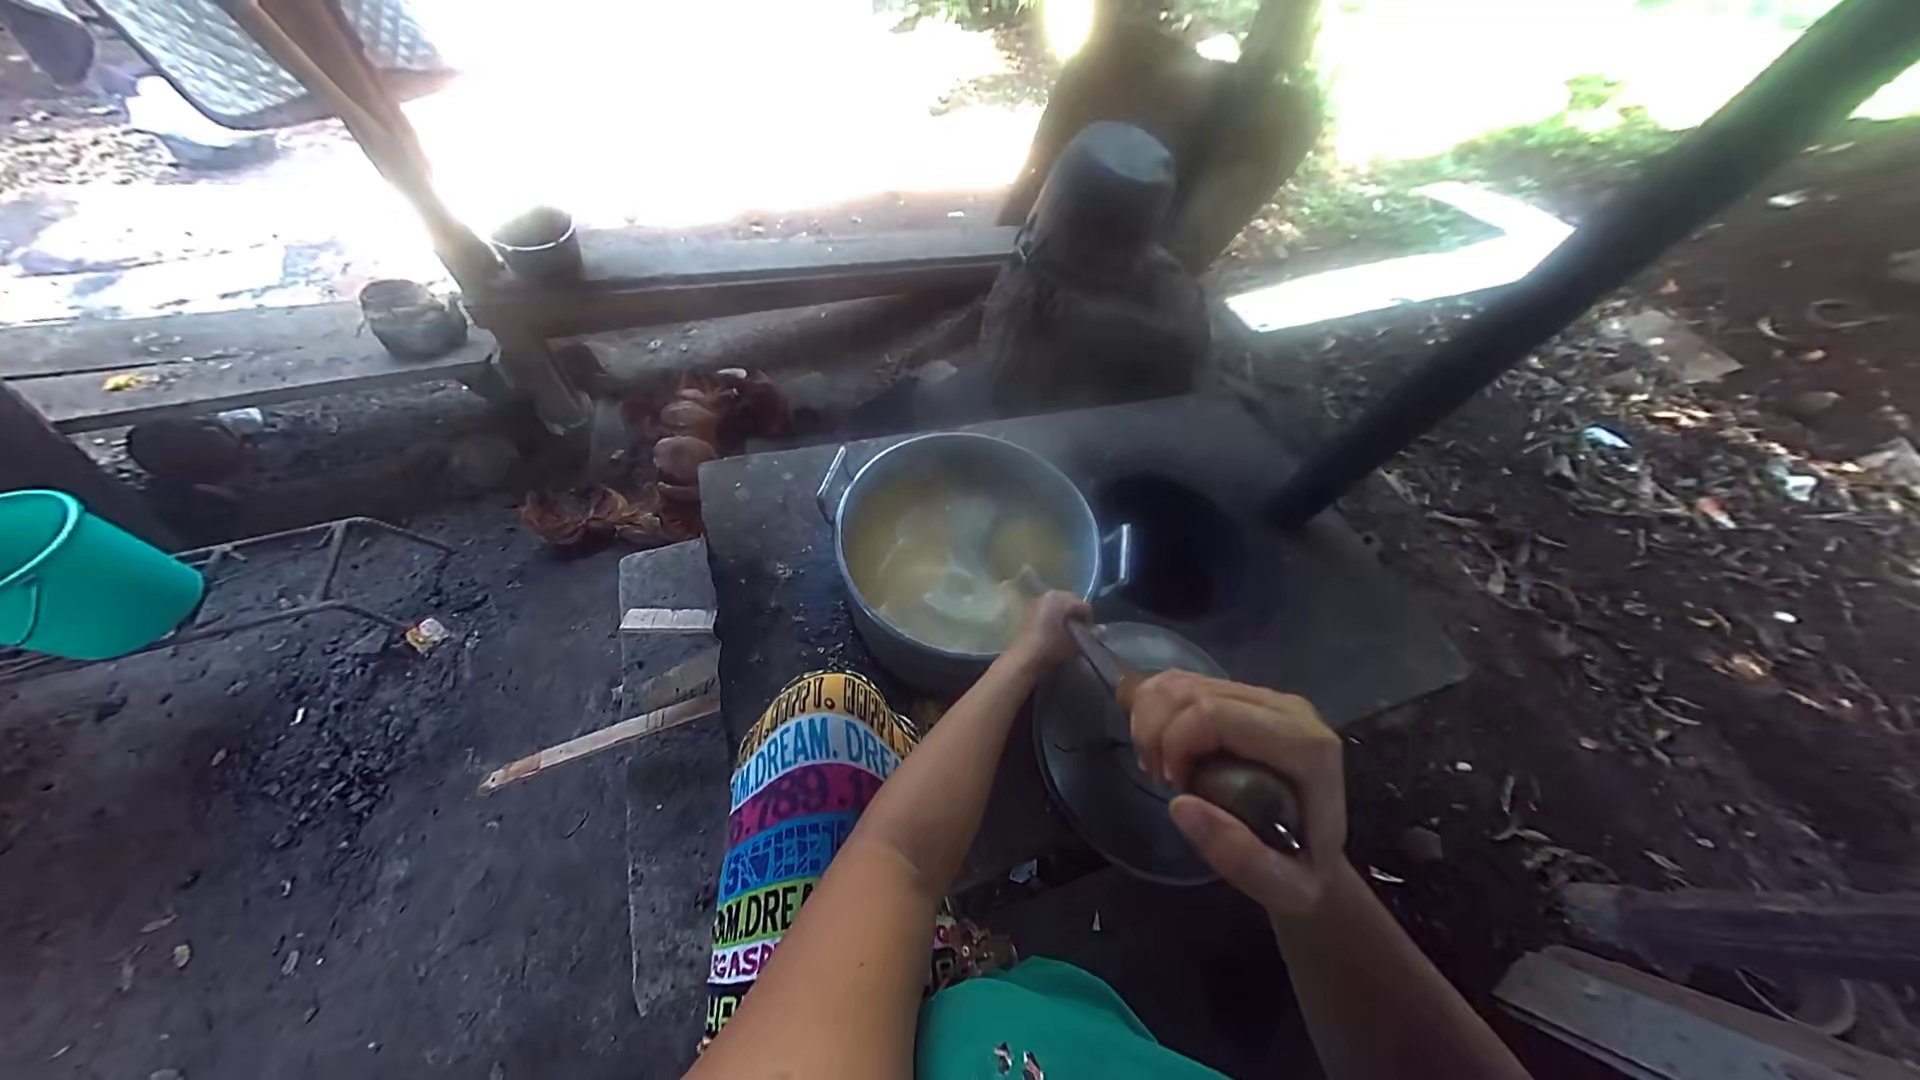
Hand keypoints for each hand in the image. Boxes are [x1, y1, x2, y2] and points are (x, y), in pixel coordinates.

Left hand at [1006, 590, 1091, 671]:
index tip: (1089, 633)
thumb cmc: (1052, 649)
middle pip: (1071, 600)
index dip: (1089, 619)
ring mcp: (1037, 600)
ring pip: (1059, 601)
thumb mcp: (1074, 643)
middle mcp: (1049, 594)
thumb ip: (1089, 634)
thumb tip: (1102, 629)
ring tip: (1068, 628)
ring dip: (1066, 611)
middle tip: (1080, 629)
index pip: (1084, 606)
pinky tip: (1055, 626)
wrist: (1025, 658)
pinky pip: (1048, 606)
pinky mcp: (1029, 608)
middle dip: (1078, 612)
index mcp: (1062, 600)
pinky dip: (1054, 612)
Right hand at [1129, 671, 1347, 918]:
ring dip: (1148, 718)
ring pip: (1179, 681)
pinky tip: (1156, 742)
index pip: (1212, 714)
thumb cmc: (1301, 871)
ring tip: (1157, 763)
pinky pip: (1180, 681)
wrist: (1316, 854)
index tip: (1172, 788)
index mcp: (1303, 745)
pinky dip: (1152, 706)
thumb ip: (1237, 856)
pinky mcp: (1239, 694)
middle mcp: (1285, 708)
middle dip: (1154, 732)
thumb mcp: (1282, 890)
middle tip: (1159, 778)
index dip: (1174, 743)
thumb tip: (1181, 804)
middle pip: (1189, 692)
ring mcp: (1261, 696)